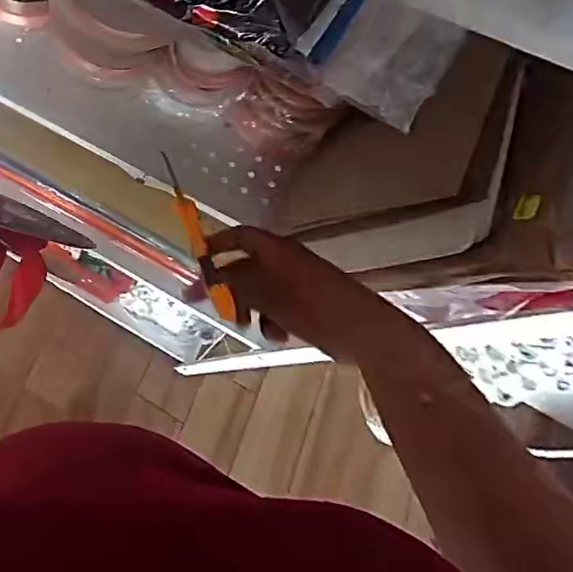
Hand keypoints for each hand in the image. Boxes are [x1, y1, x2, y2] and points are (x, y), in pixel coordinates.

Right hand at [207, 226, 429, 367]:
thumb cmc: (314, 308)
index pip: (239, 236)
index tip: (201, 261)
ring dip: (251, 306)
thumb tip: (202, 281)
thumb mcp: (265, 295)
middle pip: (247, 266)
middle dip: (231, 287)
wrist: (371, 334)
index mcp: (277, 250)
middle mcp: (288, 260)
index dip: (217, 244)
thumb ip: (232, 285)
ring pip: (263, 289)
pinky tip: (279, 334)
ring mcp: (303, 281)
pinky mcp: (315, 301)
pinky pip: (282, 303)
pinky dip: (273, 316)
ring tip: (250, 326)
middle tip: (219, 307)